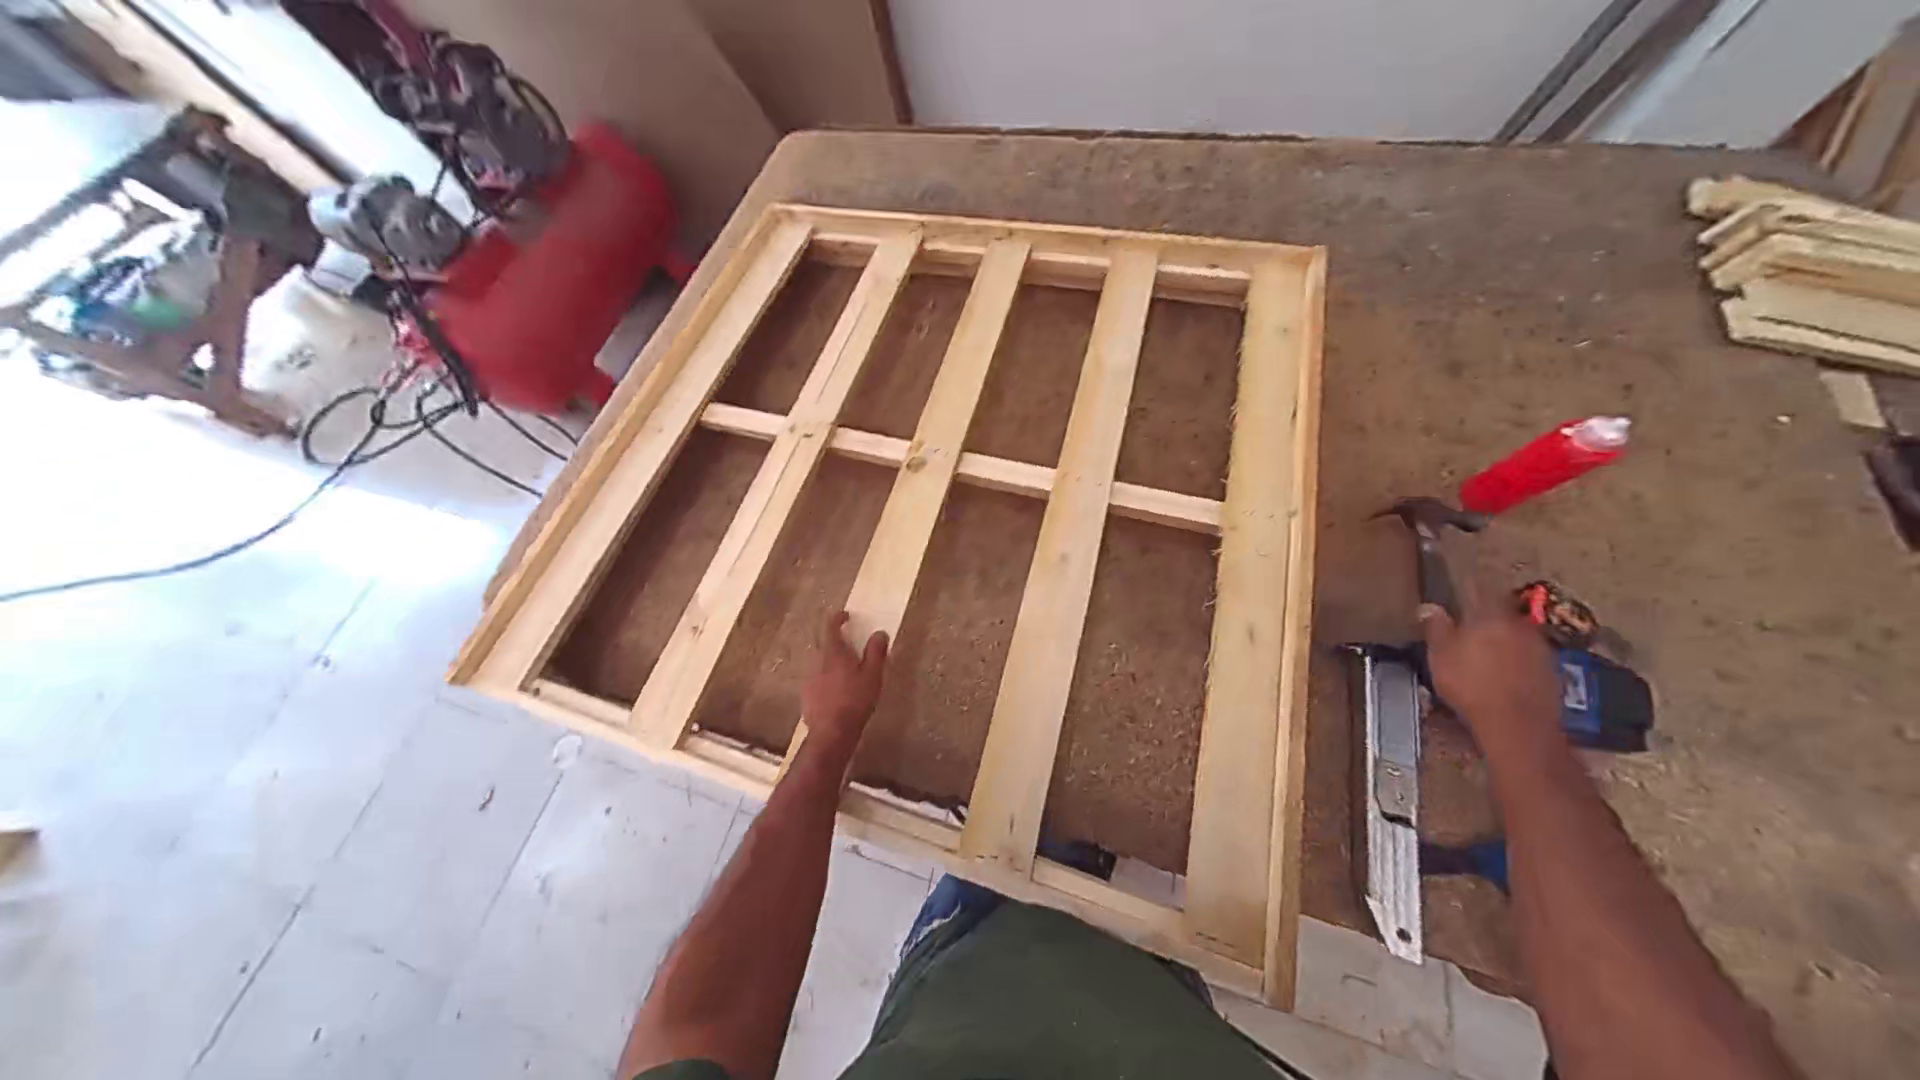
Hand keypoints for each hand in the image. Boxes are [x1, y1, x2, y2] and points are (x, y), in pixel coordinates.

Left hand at [800, 612, 887, 758]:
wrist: (831, 732)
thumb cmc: (855, 700)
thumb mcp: (873, 675)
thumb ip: (876, 652)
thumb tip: (879, 633)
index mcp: (833, 652)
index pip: (830, 626)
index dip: (837, 617)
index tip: (846, 615)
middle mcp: (817, 660)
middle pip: (821, 641)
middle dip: (832, 637)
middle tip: (846, 639)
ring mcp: (809, 678)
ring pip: (818, 659)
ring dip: (829, 657)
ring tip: (844, 665)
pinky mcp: (806, 694)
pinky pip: (816, 676)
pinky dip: (825, 674)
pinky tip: (835, 687)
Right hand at [1420, 597, 1560, 745]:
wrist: (1518, 725)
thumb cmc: (1471, 684)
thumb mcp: (1440, 655)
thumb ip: (1436, 628)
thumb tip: (1429, 607)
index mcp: (1491, 615)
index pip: (1478, 588)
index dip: (1467, 583)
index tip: (1458, 581)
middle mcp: (1520, 625)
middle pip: (1499, 612)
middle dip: (1483, 615)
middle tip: (1465, 623)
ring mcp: (1539, 649)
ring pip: (1514, 634)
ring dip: (1499, 637)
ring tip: (1481, 650)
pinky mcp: (1550, 672)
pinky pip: (1525, 655)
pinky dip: (1512, 658)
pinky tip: (1499, 672)